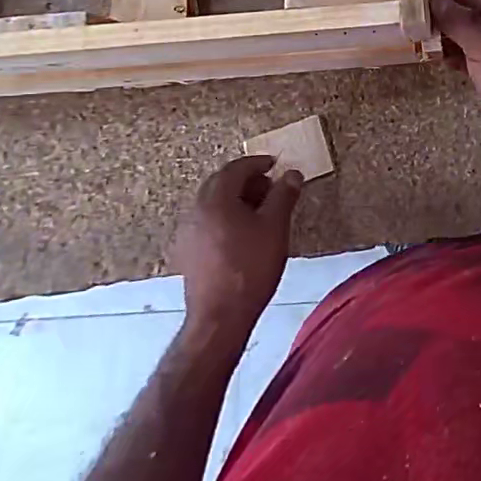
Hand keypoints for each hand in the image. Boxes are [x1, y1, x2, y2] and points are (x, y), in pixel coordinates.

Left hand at [170, 156, 302, 333]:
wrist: (220, 317)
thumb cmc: (250, 267)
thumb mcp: (275, 226)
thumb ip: (284, 195)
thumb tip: (291, 174)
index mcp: (215, 199)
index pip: (235, 168)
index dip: (257, 163)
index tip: (274, 164)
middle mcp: (196, 211)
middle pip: (220, 183)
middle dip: (246, 179)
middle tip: (269, 185)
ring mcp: (189, 233)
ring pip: (213, 203)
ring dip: (236, 198)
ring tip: (261, 210)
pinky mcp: (188, 253)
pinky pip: (208, 222)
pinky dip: (226, 216)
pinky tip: (244, 233)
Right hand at [431, 0, 480, 134]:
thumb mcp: (480, 43)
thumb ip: (456, 20)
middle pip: (466, 13)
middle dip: (443, 15)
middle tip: (415, 18)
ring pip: (463, 35)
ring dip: (444, 36)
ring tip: (419, 38)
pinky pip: (465, 55)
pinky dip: (451, 55)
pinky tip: (433, 58)